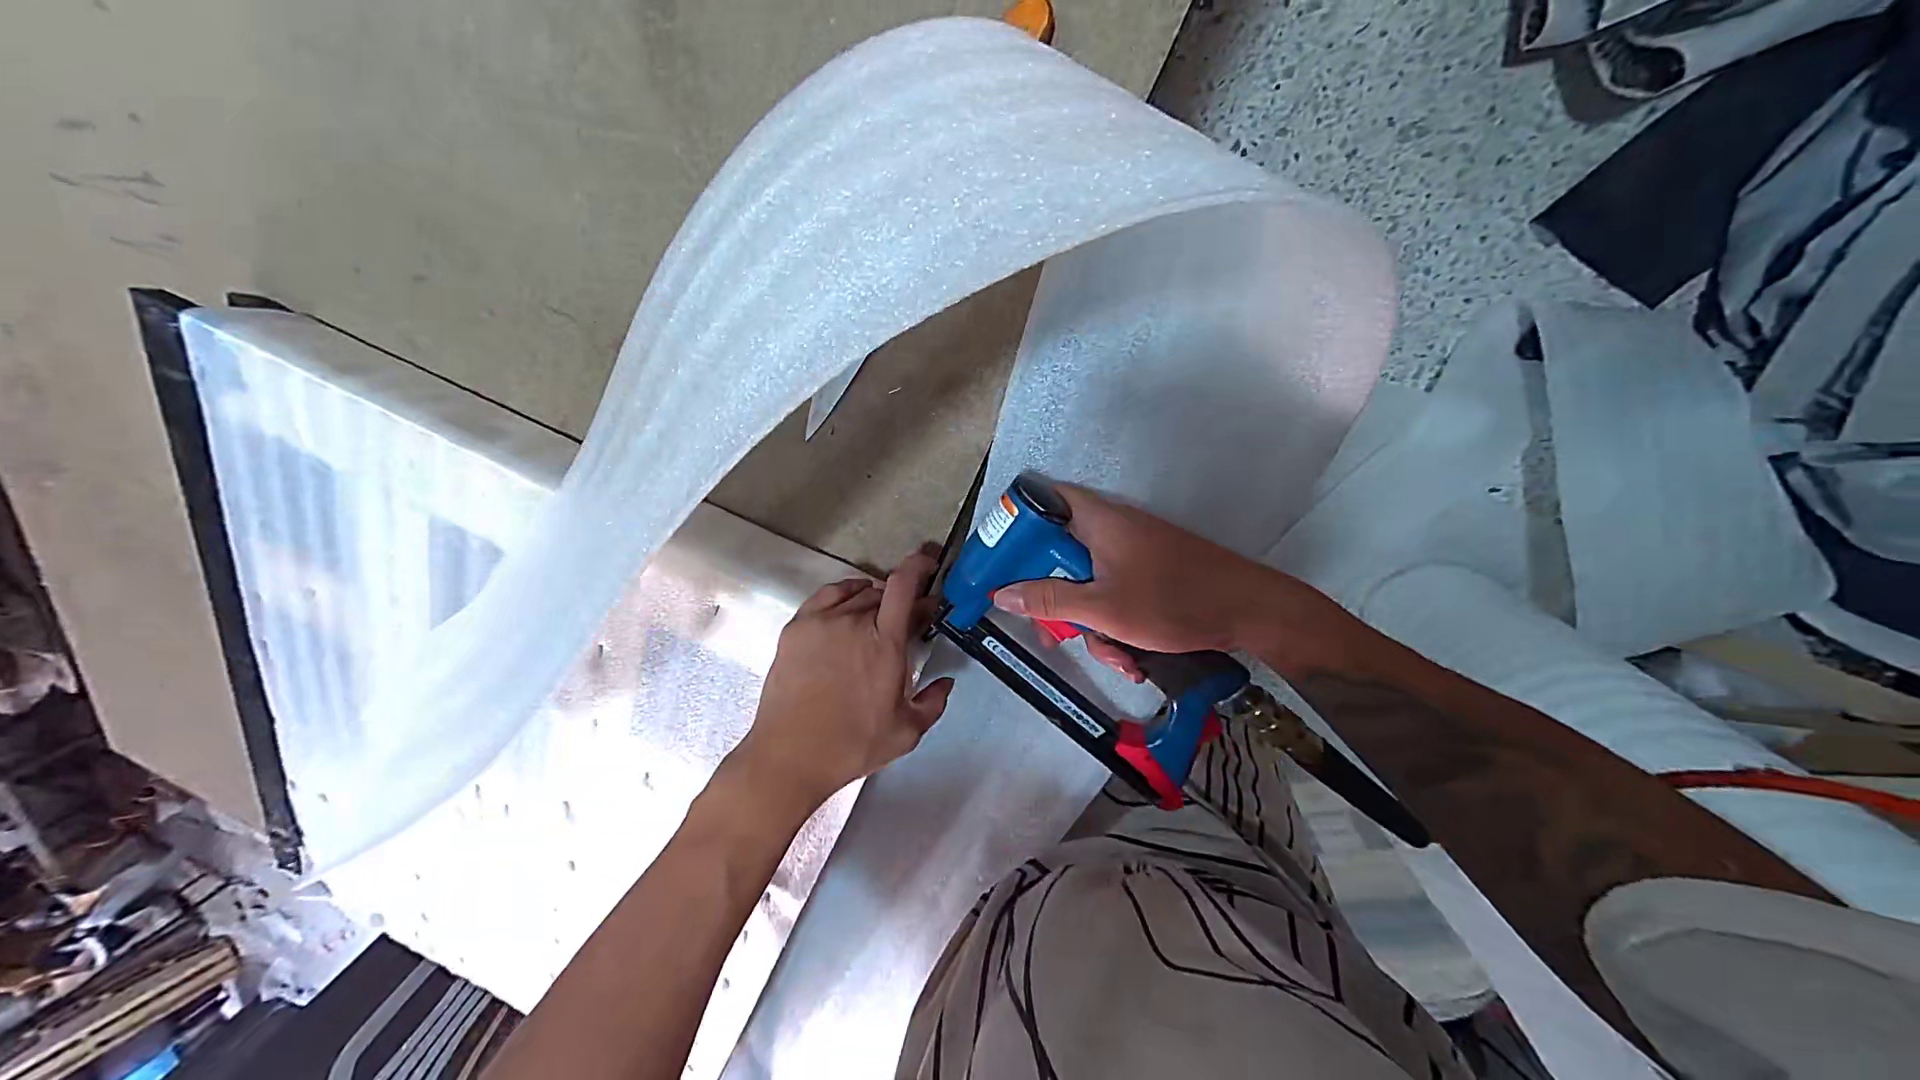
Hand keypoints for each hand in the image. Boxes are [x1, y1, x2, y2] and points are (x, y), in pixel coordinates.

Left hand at [730, 549, 953, 813]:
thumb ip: (933, 702)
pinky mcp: (796, 628)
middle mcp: (853, 622)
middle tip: (907, 620)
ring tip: (877, 620)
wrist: (789, 755)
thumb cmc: (851, 745)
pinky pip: (826, 596)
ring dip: (874, 599)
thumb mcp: (906, 732)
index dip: (919, 565)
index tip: (929, 564)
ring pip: (856, 592)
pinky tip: (848, 609)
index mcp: (884, 642)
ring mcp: (820, 621)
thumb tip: (945, 683)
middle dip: (902, 600)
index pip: (904, 585)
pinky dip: (844, 595)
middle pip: (884, 591)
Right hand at [989, 484, 1368, 680]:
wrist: (1251, 612)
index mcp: (1095, 519)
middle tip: (1053, 633)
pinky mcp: (1147, 573)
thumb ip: (1048, 599)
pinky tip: (1133, 654)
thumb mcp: (1102, 608)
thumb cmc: (1173, 601)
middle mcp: (1109, 528)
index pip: (1039, 501)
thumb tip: (1001, 594)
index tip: (997, 565)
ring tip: (1116, 654)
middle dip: (1056, 601)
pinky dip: (1115, 624)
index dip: (1012, 529)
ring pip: (1085, 582)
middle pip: (1057, 554)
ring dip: (1091, 624)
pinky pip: (1111, 593)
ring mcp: (1130, 551)